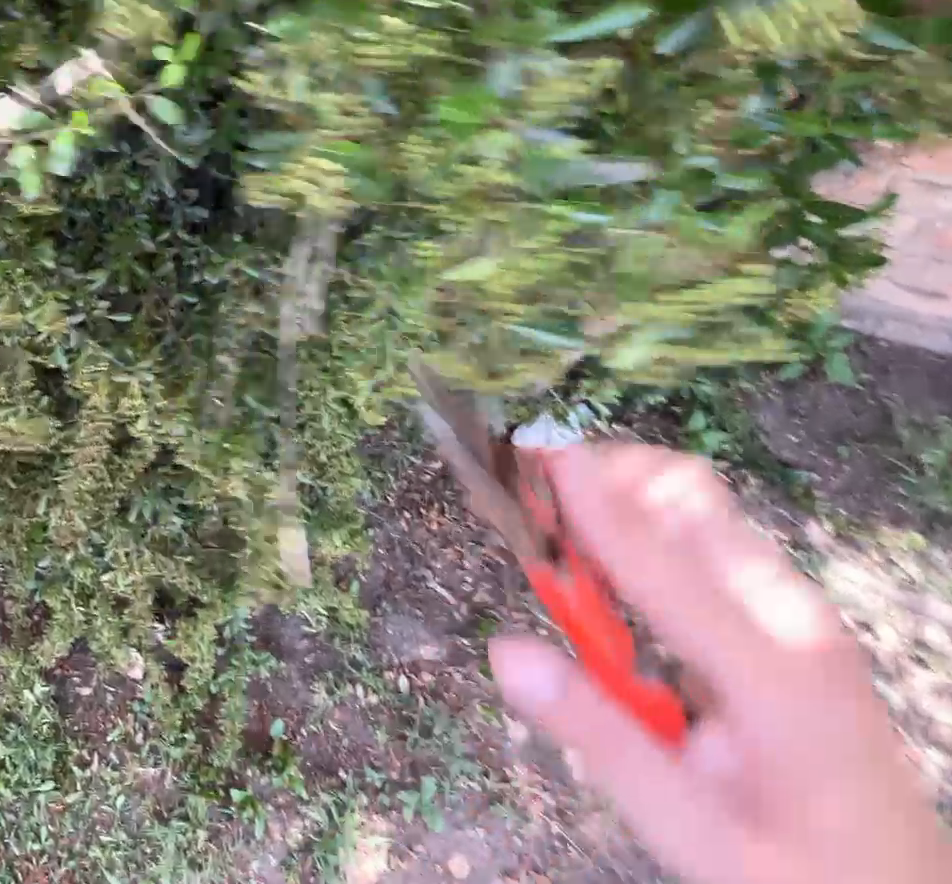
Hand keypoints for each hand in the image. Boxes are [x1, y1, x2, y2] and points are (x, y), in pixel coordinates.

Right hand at [488, 444, 950, 883]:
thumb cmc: (791, 865)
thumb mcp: (687, 827)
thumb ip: (597, 735)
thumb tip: (504, 651)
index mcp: (774, 672)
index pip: (663, 562)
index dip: (593, 501)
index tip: (534, 452)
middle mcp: (790, 617)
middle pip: (686, 499)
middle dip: (597, 478)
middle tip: (522, 498)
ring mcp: (790, 607)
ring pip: (689, 506)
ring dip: (609, 494)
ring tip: (541, 522)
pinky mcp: (777, 610)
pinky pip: (693, 532)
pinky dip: (629, 520)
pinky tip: (587, 557)